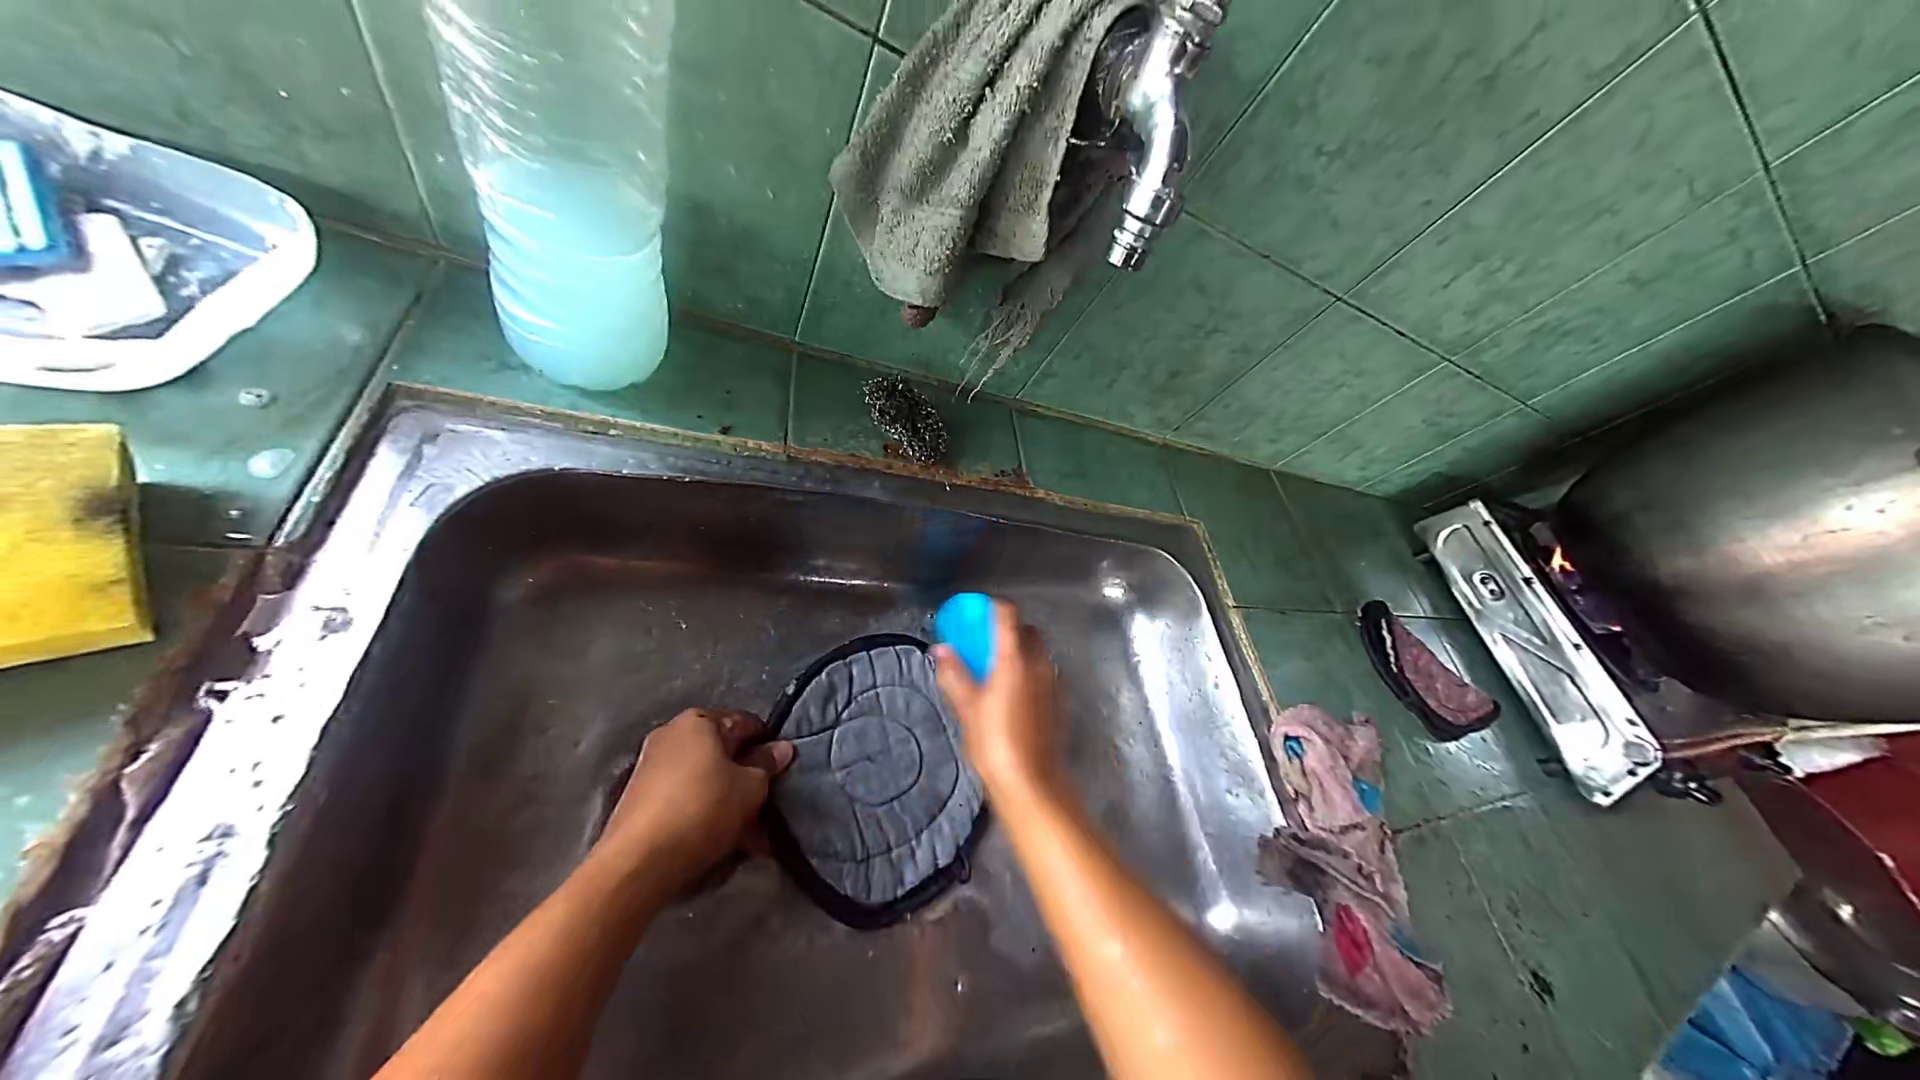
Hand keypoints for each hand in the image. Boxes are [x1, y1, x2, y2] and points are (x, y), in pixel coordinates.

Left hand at [594, 708, 793, 888]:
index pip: (746, 723)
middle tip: (767, 805)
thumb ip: (768, 764)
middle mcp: (672, 735)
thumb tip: (782, 748)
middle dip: (747, 778)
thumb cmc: (703, 808)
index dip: (768, 745)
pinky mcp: (641, 798)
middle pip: (723, 752)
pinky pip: (687, 798)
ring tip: (752, 835)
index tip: (782, 770)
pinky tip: (725, 841)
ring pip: (706, 779)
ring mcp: (652, 766)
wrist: (638, 861)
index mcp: (699, 721)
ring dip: (730, 801)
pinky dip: (707, 813)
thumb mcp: (751, 786)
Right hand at [932, 599, 1065, 806]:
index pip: (1007, 613)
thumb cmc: (995, 744)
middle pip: (1025, 629)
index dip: (989, 608)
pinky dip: (1028, 672)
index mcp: (1014, 659)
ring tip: (992, 674)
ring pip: (1036, 651)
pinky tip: (1011, 696)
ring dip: (1016, 652)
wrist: (1031, 783)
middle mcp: (1038, 663)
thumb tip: (942, 651)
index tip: (972, 616)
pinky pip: (1043, 673)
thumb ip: (954, 674)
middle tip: (979, 647)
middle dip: (1003, 631)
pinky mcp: (1060, 699)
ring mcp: (1053, 681)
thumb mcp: (967, 707)